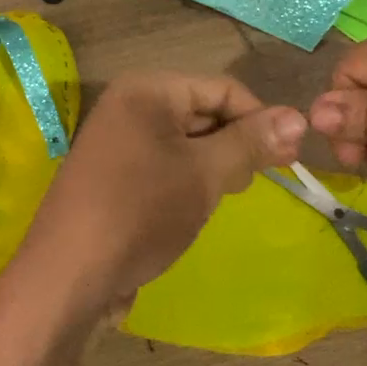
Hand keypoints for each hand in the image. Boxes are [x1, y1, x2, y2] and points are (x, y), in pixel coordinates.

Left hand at [8, 72, 304, 316]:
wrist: (67, 277)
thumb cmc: (140, 212)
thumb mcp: (204, 175)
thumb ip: (251, 143)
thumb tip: (299, 116)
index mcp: (146, 90)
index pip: (222, 88)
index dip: (260, 118)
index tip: (289, 159)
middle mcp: (128, 105)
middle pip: (202, 111)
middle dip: (236, 142)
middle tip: (262, 180)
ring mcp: (116, 141)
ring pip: (185, 141)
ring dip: (214, 164)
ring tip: (227, 195)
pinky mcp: (112, 175)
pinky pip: (163, 163)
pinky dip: (187, 179)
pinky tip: (195, 207)